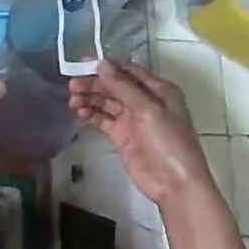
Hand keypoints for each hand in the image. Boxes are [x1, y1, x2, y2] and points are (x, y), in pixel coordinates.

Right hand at [69, 59, 216, 204]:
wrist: (175, 184)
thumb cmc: (169, 142)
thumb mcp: (148, 110)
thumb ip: (123, 87)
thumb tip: (101, 63)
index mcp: (158, 90)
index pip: (129, 70)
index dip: (106, 65)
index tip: (82, 63)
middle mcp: (145, 101)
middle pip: (115, 85)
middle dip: (94, 83)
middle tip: (72, 85)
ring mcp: (133, 119)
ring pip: (107, 102)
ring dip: (90, 98)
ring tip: (72, 100)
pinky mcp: (123, 136)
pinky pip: (104, 119)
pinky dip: (92, 114)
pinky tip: (79, 112)